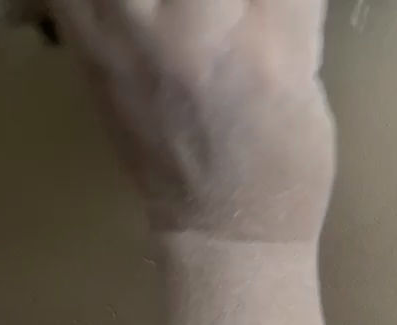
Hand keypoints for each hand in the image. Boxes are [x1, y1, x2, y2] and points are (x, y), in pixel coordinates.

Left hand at [50, 0, 335, 242]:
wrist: (226, 230)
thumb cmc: (285, 178)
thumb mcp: (311, 103)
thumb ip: (287, 30)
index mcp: (269, 58)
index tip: (276, 9)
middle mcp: (196, 35)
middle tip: (232, 12)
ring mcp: (131, 31)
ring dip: (174, 1)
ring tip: (188, 16)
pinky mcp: (85, 36)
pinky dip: (117, 1)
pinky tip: (142, 15)